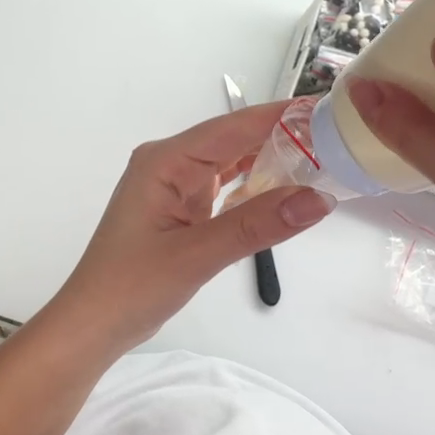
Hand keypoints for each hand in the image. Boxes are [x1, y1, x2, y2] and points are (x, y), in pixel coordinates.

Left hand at [49, 101, 336, 346]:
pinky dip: (253, 190)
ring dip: (271, 164)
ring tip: (326, 160)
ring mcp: (173, 186)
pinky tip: (286, 191)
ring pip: (231, 164)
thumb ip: (258, 225)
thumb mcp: (197, 255)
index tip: (332, 111)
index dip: (282, 117)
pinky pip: (224, 188)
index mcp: (164, 161)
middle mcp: (168, 163)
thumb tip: (319, 198)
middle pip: (234, 140)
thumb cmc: (132, 287)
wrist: (93, 323)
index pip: (233, 127)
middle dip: (284, 139)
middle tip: (341, 140)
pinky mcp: (179, 208)